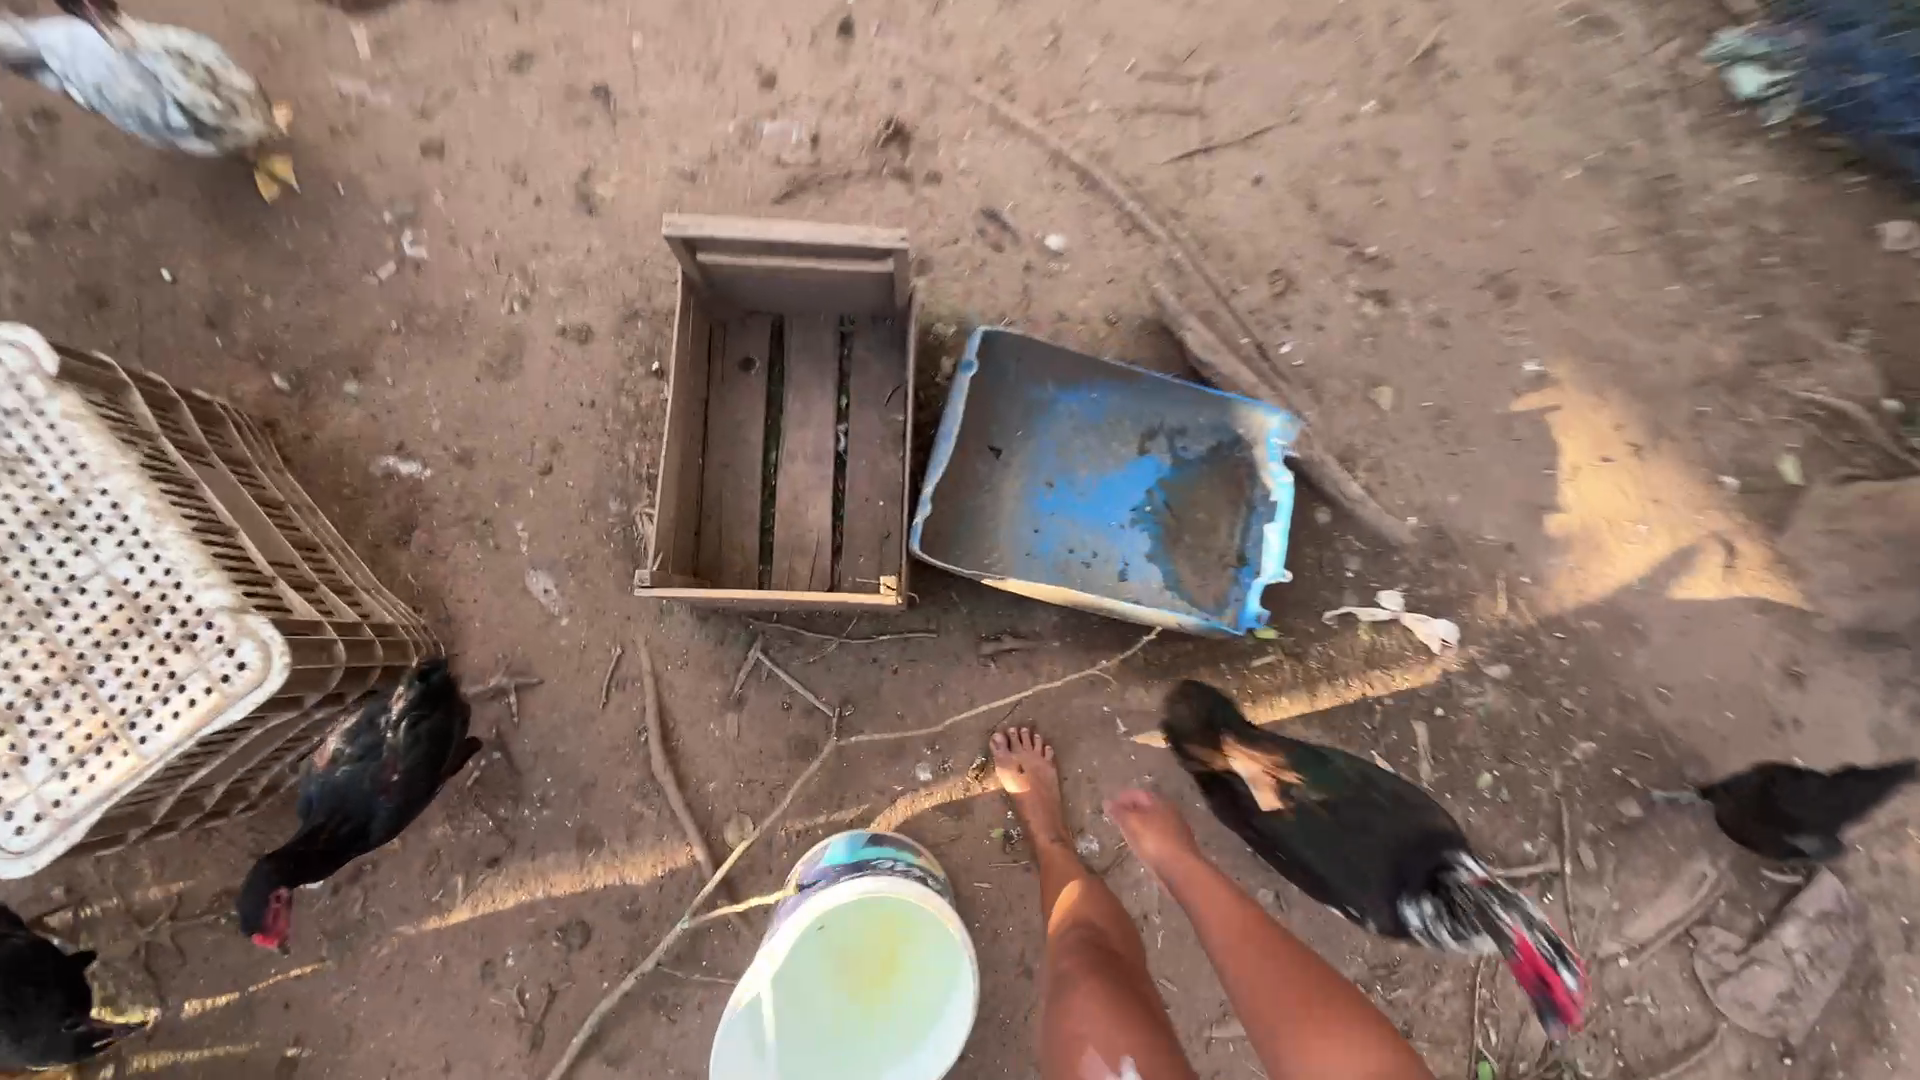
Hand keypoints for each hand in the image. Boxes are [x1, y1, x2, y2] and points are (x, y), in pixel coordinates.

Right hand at [1103, 788, 1202, 876]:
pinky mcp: (1179, 847)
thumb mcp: (1131, 823)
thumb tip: (1106, 802)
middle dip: (1131, 810)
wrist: (1181, 870)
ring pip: (1154, 822)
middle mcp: (1170, 812)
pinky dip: (1148, 837)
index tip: (1109, 806)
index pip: (1138, 794)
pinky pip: (1159, 836)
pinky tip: (1143, 846)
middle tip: (1117, 819)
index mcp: (1159, 802)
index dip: (1122, 798)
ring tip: (1127, 833)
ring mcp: (1177, 830)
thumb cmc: (1154, 841)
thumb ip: (1118, 812)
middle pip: (1147, 807)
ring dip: (1140, 825)